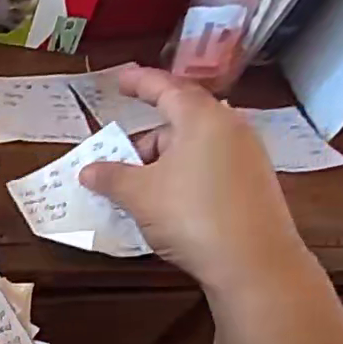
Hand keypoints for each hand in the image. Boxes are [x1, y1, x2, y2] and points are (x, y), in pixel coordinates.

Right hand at [78, 64, 310, 292]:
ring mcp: (246, 157)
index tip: (119, 80)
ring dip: (162, 166)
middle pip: (178, 124)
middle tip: (118, 167)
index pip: (165, 88)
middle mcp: (229, 128)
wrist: (253, 263)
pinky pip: (209, 171)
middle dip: (145, 144)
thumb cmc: (192, 216)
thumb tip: (88, 170)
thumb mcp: (141, 196)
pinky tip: (169, 208)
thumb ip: (112, 178)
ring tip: (140, 194)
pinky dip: (184, 180)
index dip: (139, 83)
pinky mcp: (253, 186)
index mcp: (202, 118)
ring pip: (193, 151)